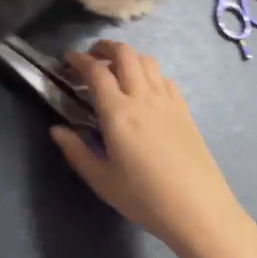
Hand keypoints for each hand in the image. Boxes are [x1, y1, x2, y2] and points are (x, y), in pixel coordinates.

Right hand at [50, 40, 244, 249]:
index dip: (79, 59)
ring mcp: (166, 100)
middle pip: (124, 53)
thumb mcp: (102, 181)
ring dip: (127, 56)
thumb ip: (77, 152)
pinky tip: (145, 89)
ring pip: (146, 60)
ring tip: (116, 68)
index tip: (67, 60)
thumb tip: (56, 130)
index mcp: (117, 112)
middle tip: (91, 57)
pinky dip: (149, 72)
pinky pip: (164, 77)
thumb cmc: (145, 198)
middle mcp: (141, 97)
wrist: (199, 210)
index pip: (95, 70)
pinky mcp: (184, 109)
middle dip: (104, 47)